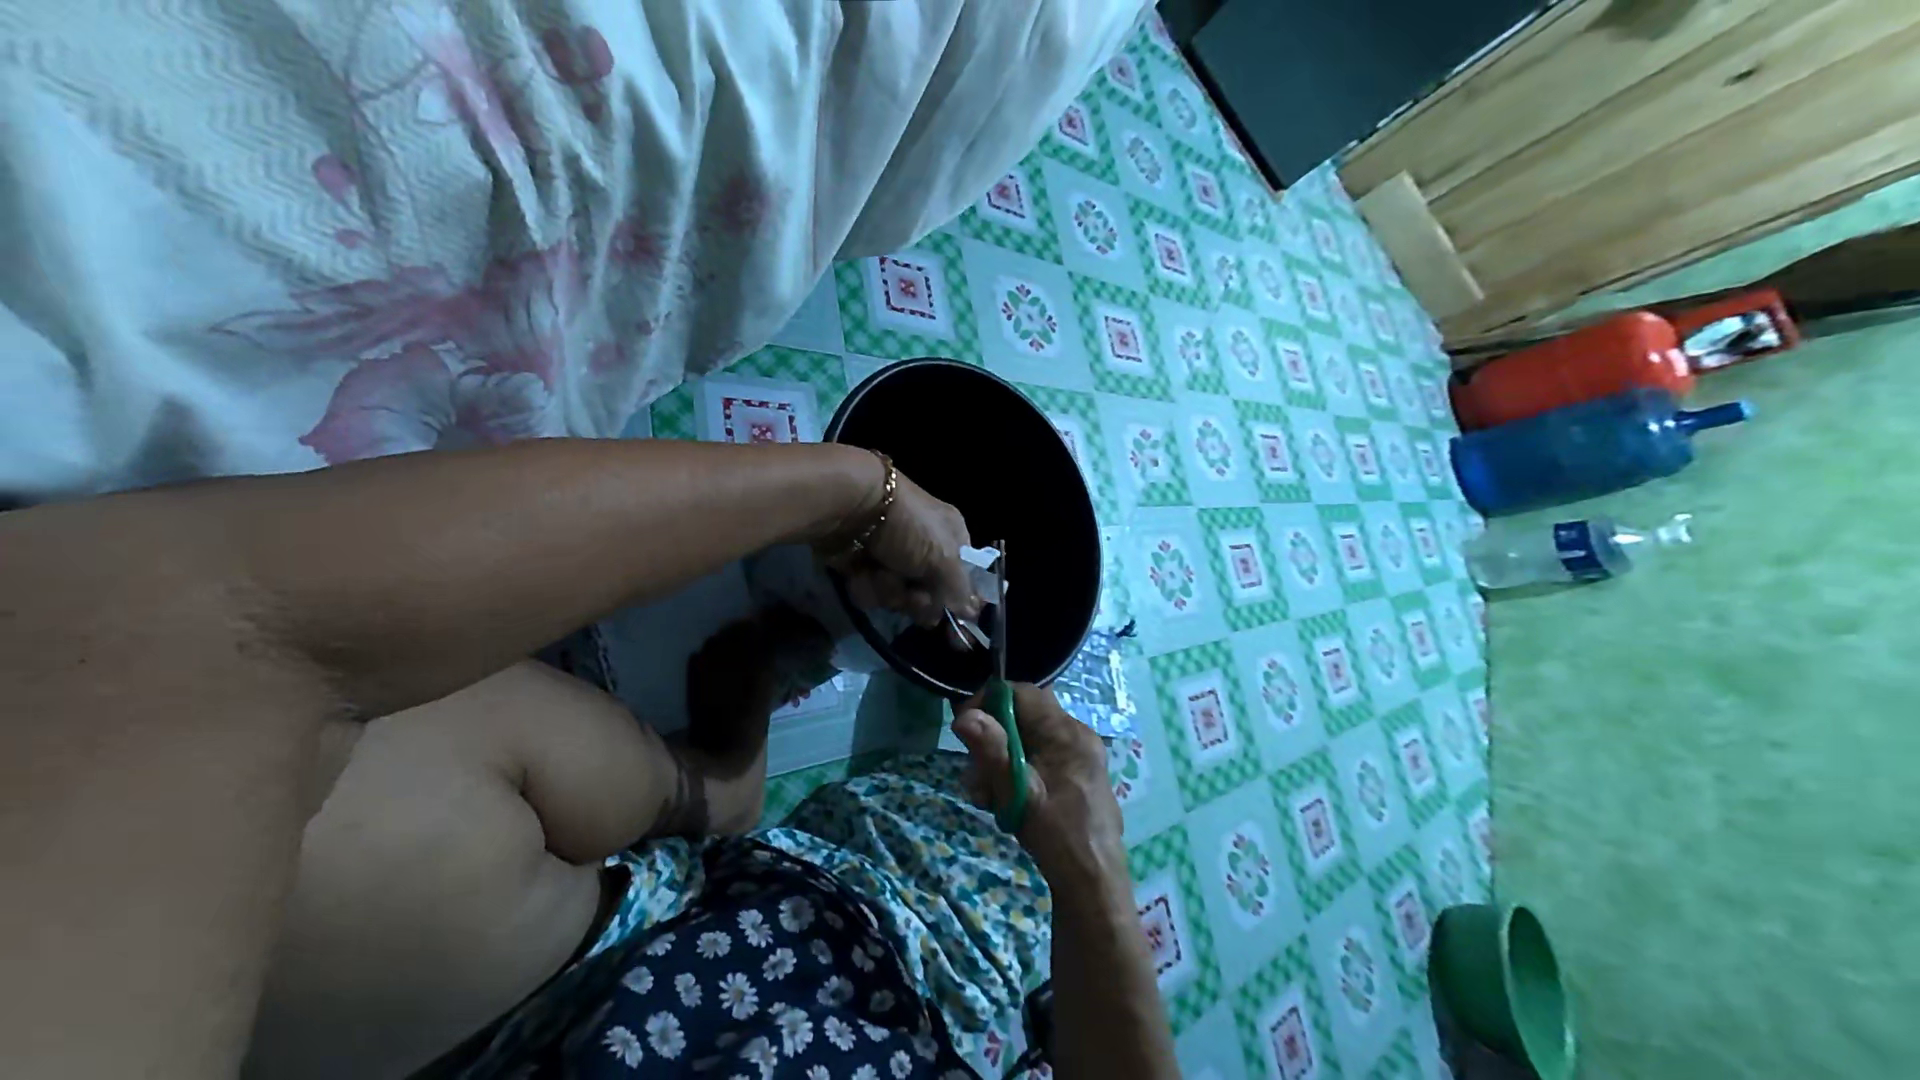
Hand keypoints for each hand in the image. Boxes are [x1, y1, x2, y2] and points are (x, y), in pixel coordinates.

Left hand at [825, 459, 979, 627]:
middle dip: (918, 601)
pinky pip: (871, 592)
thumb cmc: (908, 528)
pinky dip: (866, 585)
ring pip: (897, 598)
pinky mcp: (863, 566)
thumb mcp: (944, 558)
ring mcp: (892, 558)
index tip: (958, 635)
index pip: (964, 578)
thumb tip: (974, 613)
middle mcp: (924, 548)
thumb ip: (960, 591)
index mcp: (952, 537)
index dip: (960, 605)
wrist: (850, 507)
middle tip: (912, 597)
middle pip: (929, 596)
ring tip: (880, 572)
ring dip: (889, 591)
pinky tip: (861, 571)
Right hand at [950, 683, 1125, 884]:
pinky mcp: (1077, 776)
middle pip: (1023, 717)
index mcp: (1067, 732)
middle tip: (975, 775)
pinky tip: (1007, 804)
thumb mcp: (1019, 792)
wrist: (1094, 883)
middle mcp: (1077, 735)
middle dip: (992, 741)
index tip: (964, 726)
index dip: (989, 702)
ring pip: (1028, 741)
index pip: (1022, 693)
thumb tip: (963, 715)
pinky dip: (1017, 773)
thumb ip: (992, 751)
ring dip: (1000, 763)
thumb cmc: (1057, 835)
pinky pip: (1039, 759)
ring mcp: (1080, 756)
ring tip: (988, 798)